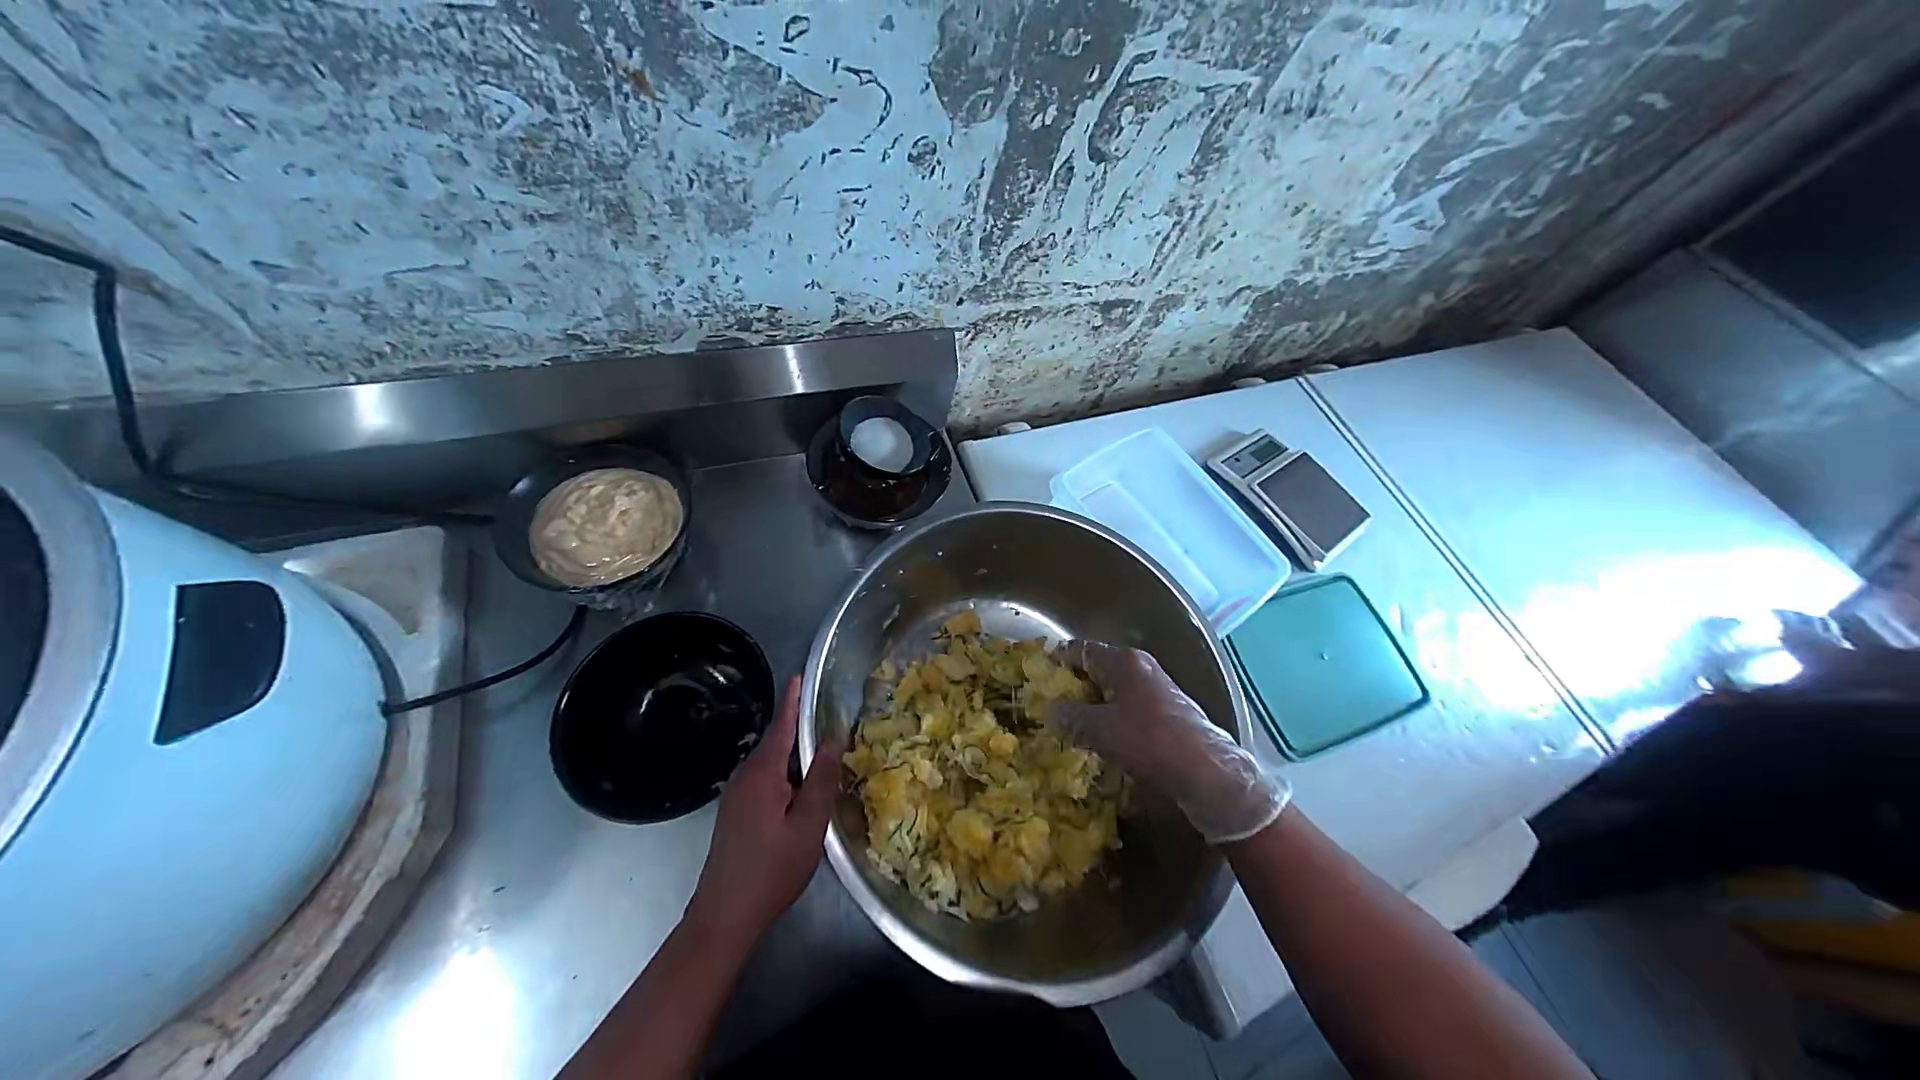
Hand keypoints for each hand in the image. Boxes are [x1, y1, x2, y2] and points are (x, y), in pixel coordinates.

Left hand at [685, 678, 842, 939]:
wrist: (724, 916)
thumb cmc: (772, 870)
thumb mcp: (808, 825)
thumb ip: (822, 780)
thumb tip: (833, 741)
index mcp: (762, 773)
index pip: (782, 726)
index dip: (794, 701)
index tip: (801, 676)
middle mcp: (745, 777)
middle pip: (778, 744)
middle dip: (803, 731)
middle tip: (833, 722)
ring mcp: (737, 796)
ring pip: (773, 766)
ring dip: (797, 758)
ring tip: (826, 755)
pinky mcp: (736, 813)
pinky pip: (766, 782)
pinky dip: (787, 777)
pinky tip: (803, 791)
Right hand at [1053, 640, 1288, 844]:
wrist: (1206, 772)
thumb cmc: (1149, 741)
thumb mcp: (1100, 729)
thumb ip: (1071, 717)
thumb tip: (1051, 710)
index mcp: (1124, 662)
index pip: (1083, 649)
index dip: (1060, 659)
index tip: (1041, 672)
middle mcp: (1142, 668)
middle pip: (1100, 668)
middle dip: (1075, 685)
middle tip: (1052, 702)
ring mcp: (1158, 690)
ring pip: (1115, 689)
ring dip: (1094, 704)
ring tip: (1072, 723)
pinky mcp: (1168, 712)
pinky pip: (1130, 706)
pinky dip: (1112, 716)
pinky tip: (1103, 738)